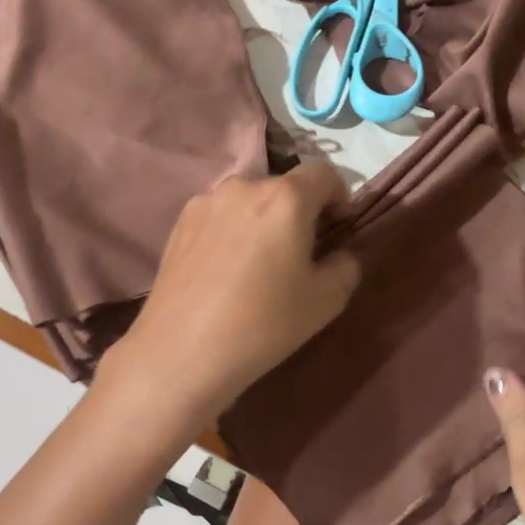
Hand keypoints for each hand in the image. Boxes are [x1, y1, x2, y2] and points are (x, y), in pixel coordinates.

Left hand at [106, 161, 361, 421]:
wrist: (182, 351)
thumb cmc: (264, 324)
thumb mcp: (326, 301)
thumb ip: (345, 266)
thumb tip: (337, 254)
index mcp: (286, 198)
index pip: (325, 173)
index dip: (340, 196)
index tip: (339, 227)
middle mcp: (244, 186)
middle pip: (284, 187)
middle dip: (299, 211)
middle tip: (301, 252)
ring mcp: (206, 202)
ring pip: (248, 201)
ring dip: (263, 220)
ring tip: (259, 263)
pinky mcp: (179, 223)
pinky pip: (220, 216)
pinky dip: (232, 231)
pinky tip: (227, 270)